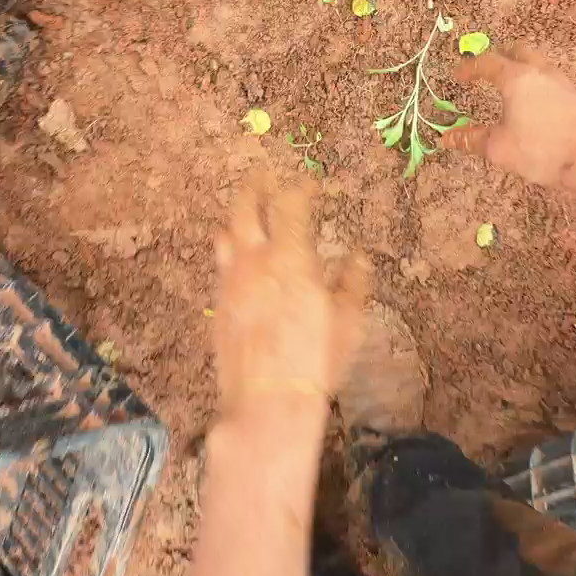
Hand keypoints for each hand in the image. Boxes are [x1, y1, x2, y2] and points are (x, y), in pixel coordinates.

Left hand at [212, 178, 370, 425]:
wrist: (267, 400)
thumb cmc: (316, 360)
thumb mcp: (348, 321)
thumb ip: (352, 282)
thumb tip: (358, 256)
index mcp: (291, 257)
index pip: (290, 204)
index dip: (300, 187)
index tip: (310, 184)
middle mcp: (255, 259)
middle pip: (245, 206)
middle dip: (255, 186)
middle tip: (263, 176)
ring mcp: (231, 280)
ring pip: (225, 232)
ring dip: (237, 217)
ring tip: (246, 214)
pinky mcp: (217, 302)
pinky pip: (220, 263)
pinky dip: (231, 250)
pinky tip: (239, 259)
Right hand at [447, 49, 575, 186]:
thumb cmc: (540, 151)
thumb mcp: (499, 148)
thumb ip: (472, 139)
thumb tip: (447, 137)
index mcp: (517, 79)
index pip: (488, 62)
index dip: (470, 68)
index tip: (458, 76)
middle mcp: (540, 72)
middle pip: (518, 51)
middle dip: (499, 56)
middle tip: (486, 70)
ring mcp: (562, 82)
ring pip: (537, 63)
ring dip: (520, 68)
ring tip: (509, 87)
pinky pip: (550, 78)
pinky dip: (535, 82)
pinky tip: (533, 103)